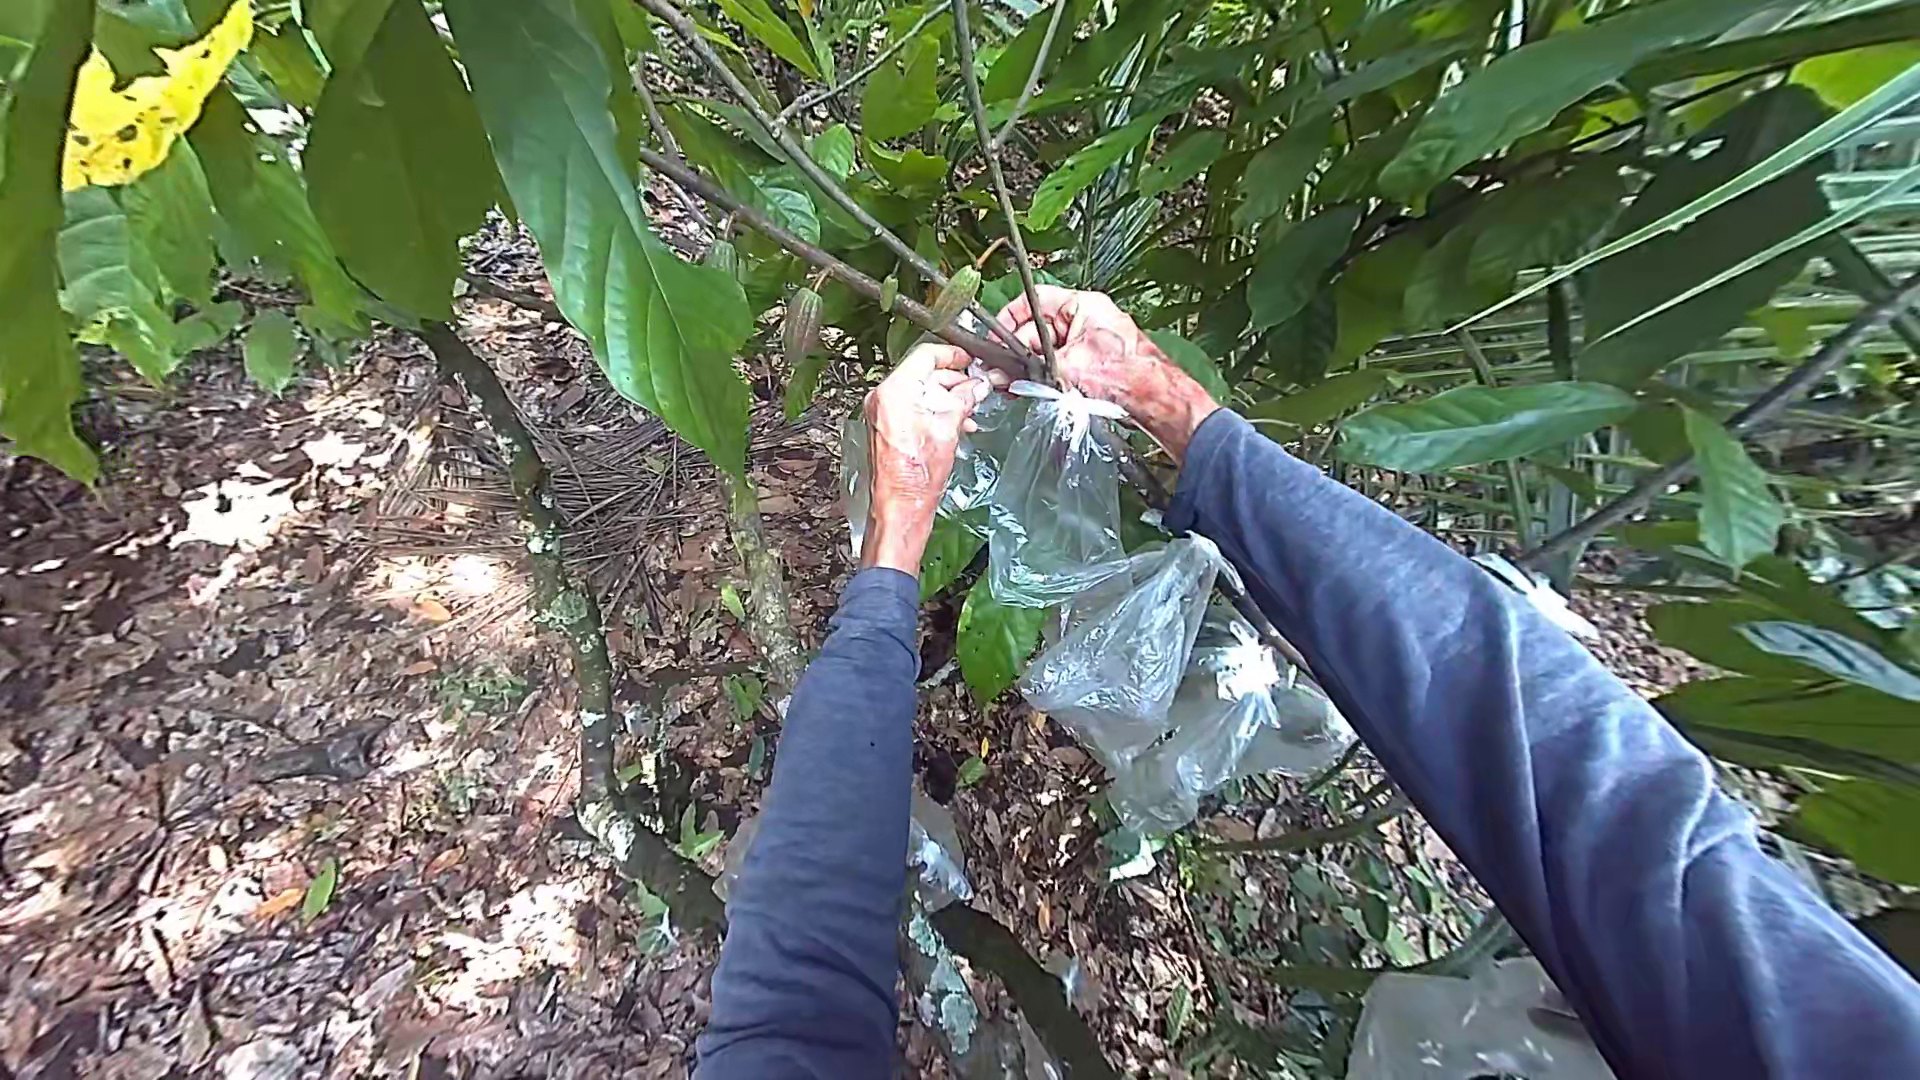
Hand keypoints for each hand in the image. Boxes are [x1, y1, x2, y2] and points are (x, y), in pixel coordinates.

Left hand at [862, 342, 991, 575]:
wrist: (901, 506)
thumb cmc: (916, 477)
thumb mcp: (949, 430)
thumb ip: (964, 400)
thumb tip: (977, 385)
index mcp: (894, 392)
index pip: (925, 355)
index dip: (953, 356)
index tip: (970, 361)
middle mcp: (882, 398)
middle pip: (923, 373)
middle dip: (953, 380)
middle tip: (978, 387)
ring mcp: (882, 413)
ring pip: (920, 391)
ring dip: (946, 397)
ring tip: (970, 409)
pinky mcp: (887, 428)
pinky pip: (913, 408)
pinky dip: (934, 411)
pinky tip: (955, 422)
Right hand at [998, 284, 1218, 460]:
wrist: (1152, 400)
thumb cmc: (1124, 374)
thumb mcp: (1069, 365)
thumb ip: (1031, 369)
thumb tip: (1001, 374)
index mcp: (1082, 306)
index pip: (1035, 299)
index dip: (1011, 317)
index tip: (995, 338)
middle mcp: (1083, 321)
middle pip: (1036, 329)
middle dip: (1015, 351)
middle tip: (997, 372)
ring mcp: (1085, 343)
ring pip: (1043, 352)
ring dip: (1025, 368)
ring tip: (1009, 384)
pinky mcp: (1087, 366)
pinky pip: (1055, 368)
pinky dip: (1040, 378)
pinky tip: (1025, 390)